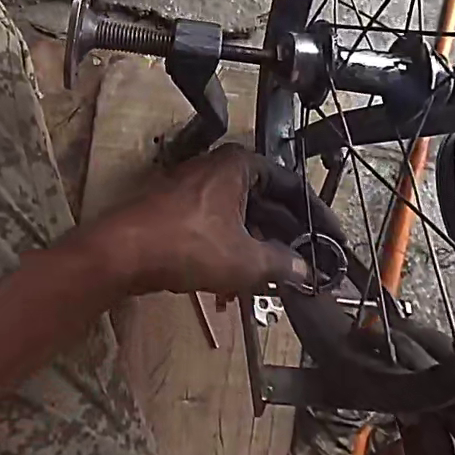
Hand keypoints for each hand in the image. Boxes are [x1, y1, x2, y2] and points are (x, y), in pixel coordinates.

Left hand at [80, 144, 309, 295]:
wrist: (122, 251)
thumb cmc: (189, 244)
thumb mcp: (245, 259)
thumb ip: (282, 264)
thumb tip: (306, 272)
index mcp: (240, 165)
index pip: (291, 185)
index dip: (315, 216)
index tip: (333, 239)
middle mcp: (219, 168)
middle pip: (265, 202)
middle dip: (286, 239)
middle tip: (308, 266)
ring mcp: (196, 187)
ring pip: (241, 219)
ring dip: (258, 252)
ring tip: (276, 285)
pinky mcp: (178, 209)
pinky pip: (217, 227)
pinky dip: (231, 253)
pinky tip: (234, 289)